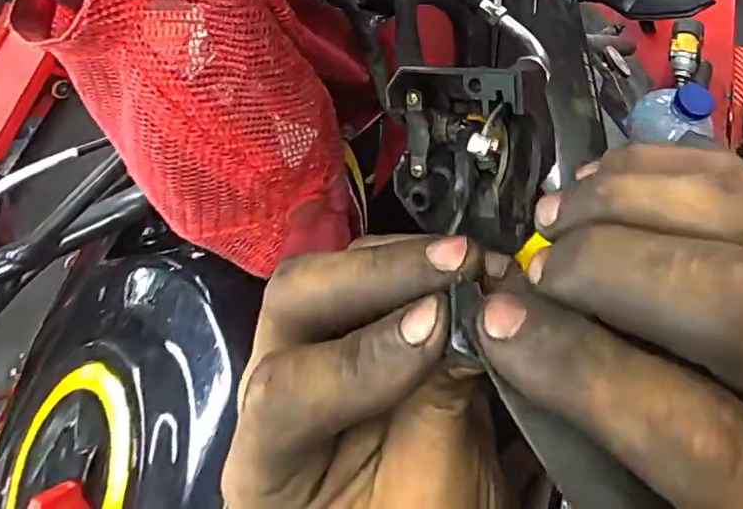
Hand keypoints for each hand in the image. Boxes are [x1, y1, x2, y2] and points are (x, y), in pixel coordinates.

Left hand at [222, 235, 507, 508]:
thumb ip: (438, 407)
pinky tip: (475, 266)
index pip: (285, 392)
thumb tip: (466, 314)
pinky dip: (430, 261)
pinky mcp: (365, 317)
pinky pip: (384, 268)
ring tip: (474, 262)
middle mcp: (280, 383)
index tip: (439, 325)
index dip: (363, 355)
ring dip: (413, 257)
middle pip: (299, 299)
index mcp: (267, 462)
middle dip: (381, 271)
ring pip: (342, 267)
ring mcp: (320, 340)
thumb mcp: (431, 494)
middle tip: (457, 261)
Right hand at [476, 143, 742, 508]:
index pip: (702, 434)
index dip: (581, 370)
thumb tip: (535, 364)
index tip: (501, 324)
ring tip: (557, 216)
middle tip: (533, 267)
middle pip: (735, 297)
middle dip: (608, 268)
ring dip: (628, 200)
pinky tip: (607, 180)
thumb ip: (639, 467)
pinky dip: (661, 168)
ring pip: (742, 215)